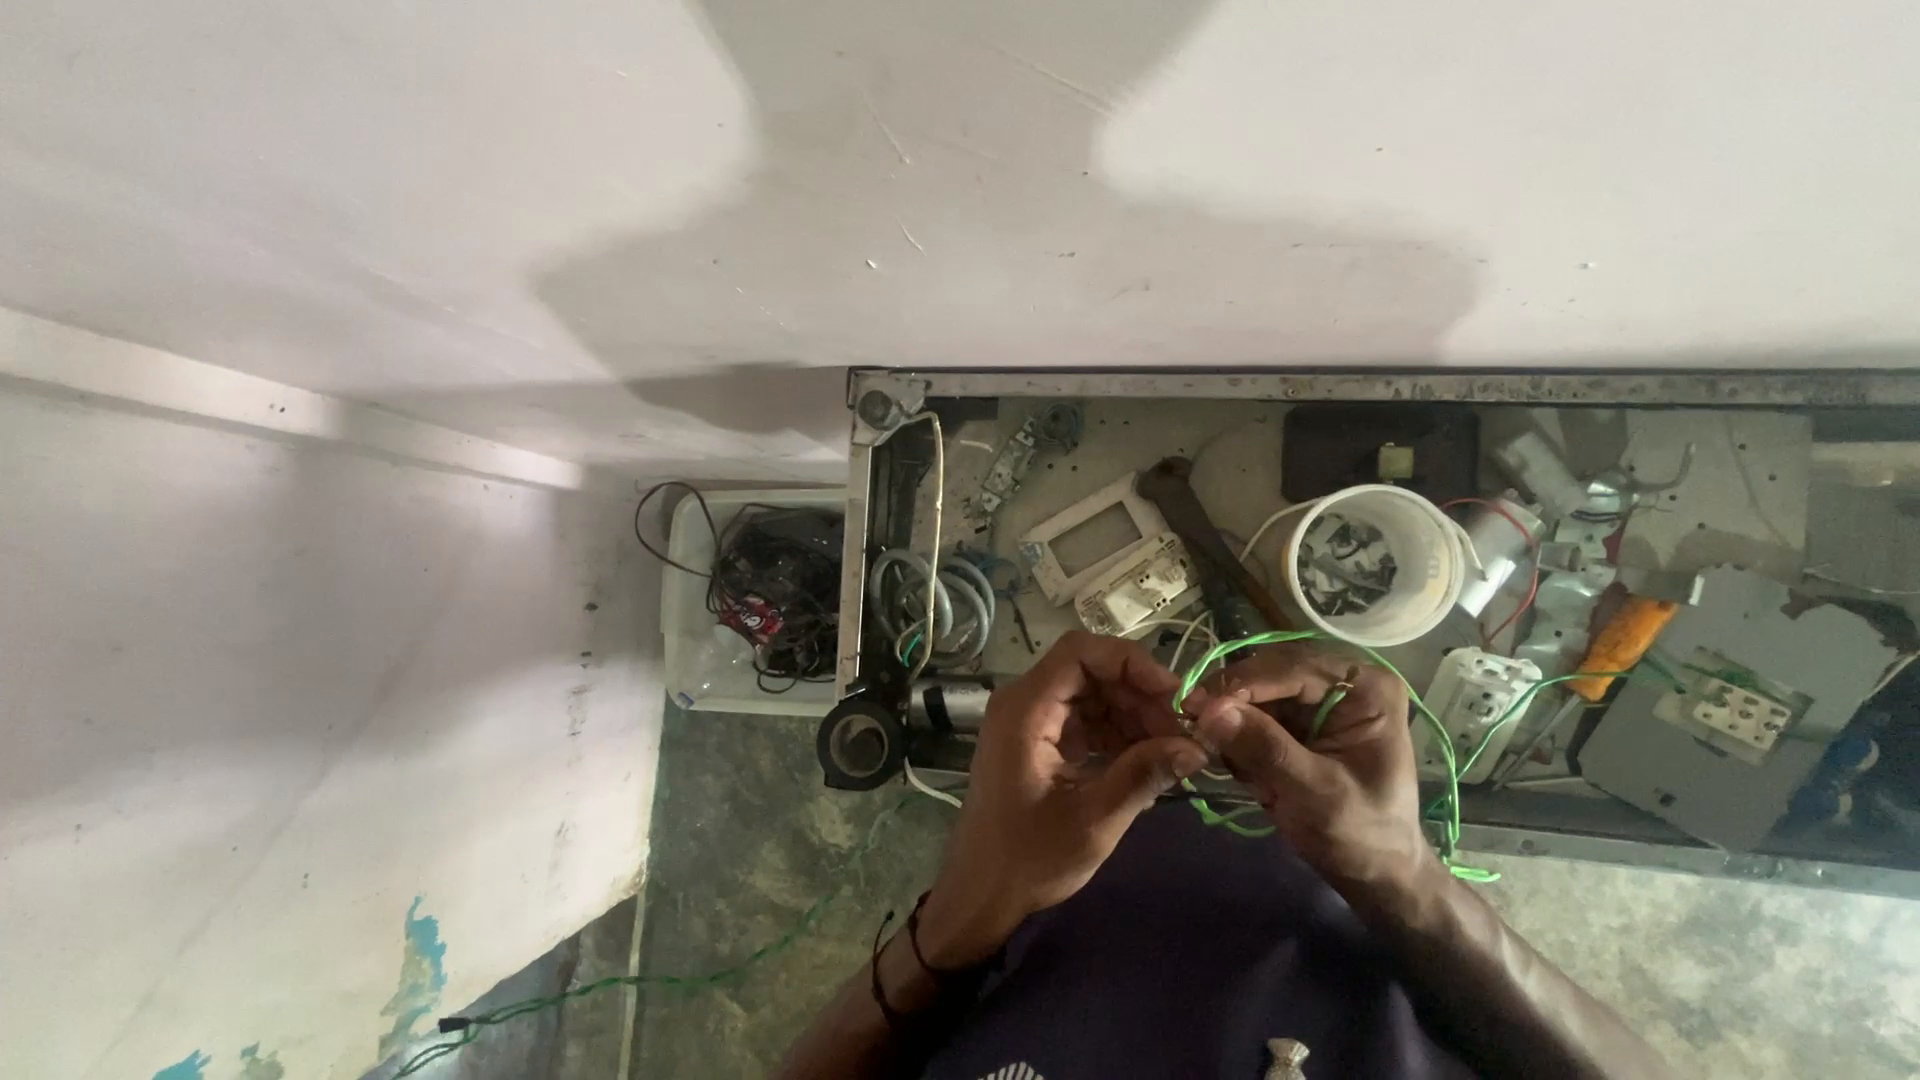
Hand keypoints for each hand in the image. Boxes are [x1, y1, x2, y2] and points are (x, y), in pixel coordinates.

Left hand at [919, 631, 1205, 965]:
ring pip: (1090, 693)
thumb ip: (1143, 774)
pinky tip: (1145, 760)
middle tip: (1181, 732)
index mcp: (1026, 708)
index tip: (1174, 696)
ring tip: (1170, 750)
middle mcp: (1023, 702)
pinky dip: (1115, 732)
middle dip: (1139, 694)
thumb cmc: (1029, 858)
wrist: (980, 893)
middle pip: (1090, 670)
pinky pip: (1082, 718)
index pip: (1081, 651)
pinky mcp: (1036, 741)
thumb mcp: (1094, 819)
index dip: (1132, 663)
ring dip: (1132, 714)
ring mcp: (1028, 721)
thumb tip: (1198, 747)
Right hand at [1185, 642, 1434, 894]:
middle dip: (1232, 700)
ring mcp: (1314, 695)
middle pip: (1268, 670)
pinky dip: (1235, 735)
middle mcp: (1340, 679)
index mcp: (1366, 686)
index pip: (1293, 667)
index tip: (1196, 705)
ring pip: (1251, 688)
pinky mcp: (1293, 715)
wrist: (1372, 868)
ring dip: (1231, 720)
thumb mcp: (1317, 795)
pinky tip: (1244, 769)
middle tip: (1192, 724)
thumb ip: (1267, 750)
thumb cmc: (1361, 832)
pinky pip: (1248, 710)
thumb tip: (1211, 711)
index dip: (1243, 683)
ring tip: (1226, 758)